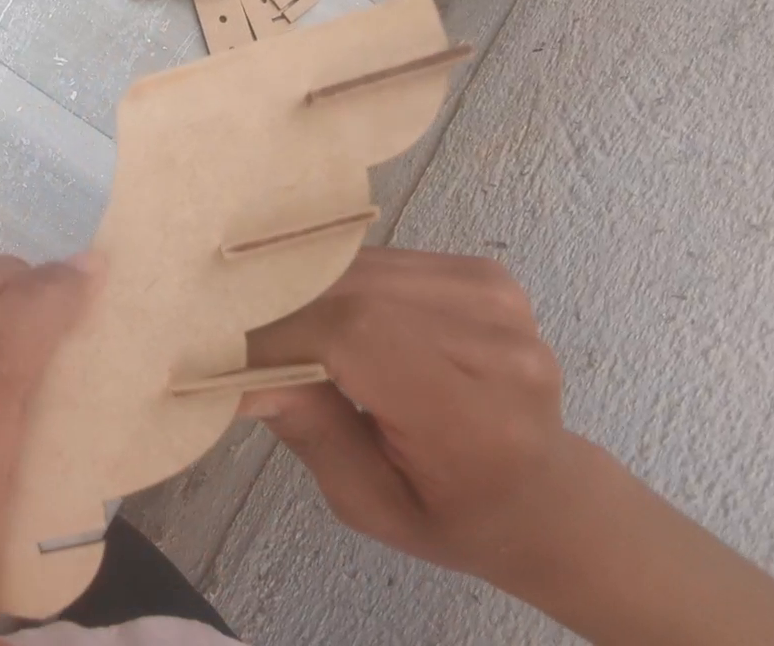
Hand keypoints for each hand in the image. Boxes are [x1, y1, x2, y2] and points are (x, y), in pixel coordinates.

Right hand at [242, 248, 773, 645]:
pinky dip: (338, 287)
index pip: (352, 336)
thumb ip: (311, 432)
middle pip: (347, 293)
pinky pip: (375, 260)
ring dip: (306, 299)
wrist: (545, 491)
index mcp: (475, 417)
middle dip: (281, 316)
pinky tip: (339, 322)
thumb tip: (240, 373)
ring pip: (354, 269)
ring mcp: (496, 297)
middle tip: (246, 348)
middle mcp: (496, 343)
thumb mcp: (369, 504)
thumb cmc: (450, 512)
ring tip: (290, 338)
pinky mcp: (483, 272)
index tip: (228, 360)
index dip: (276, 338)